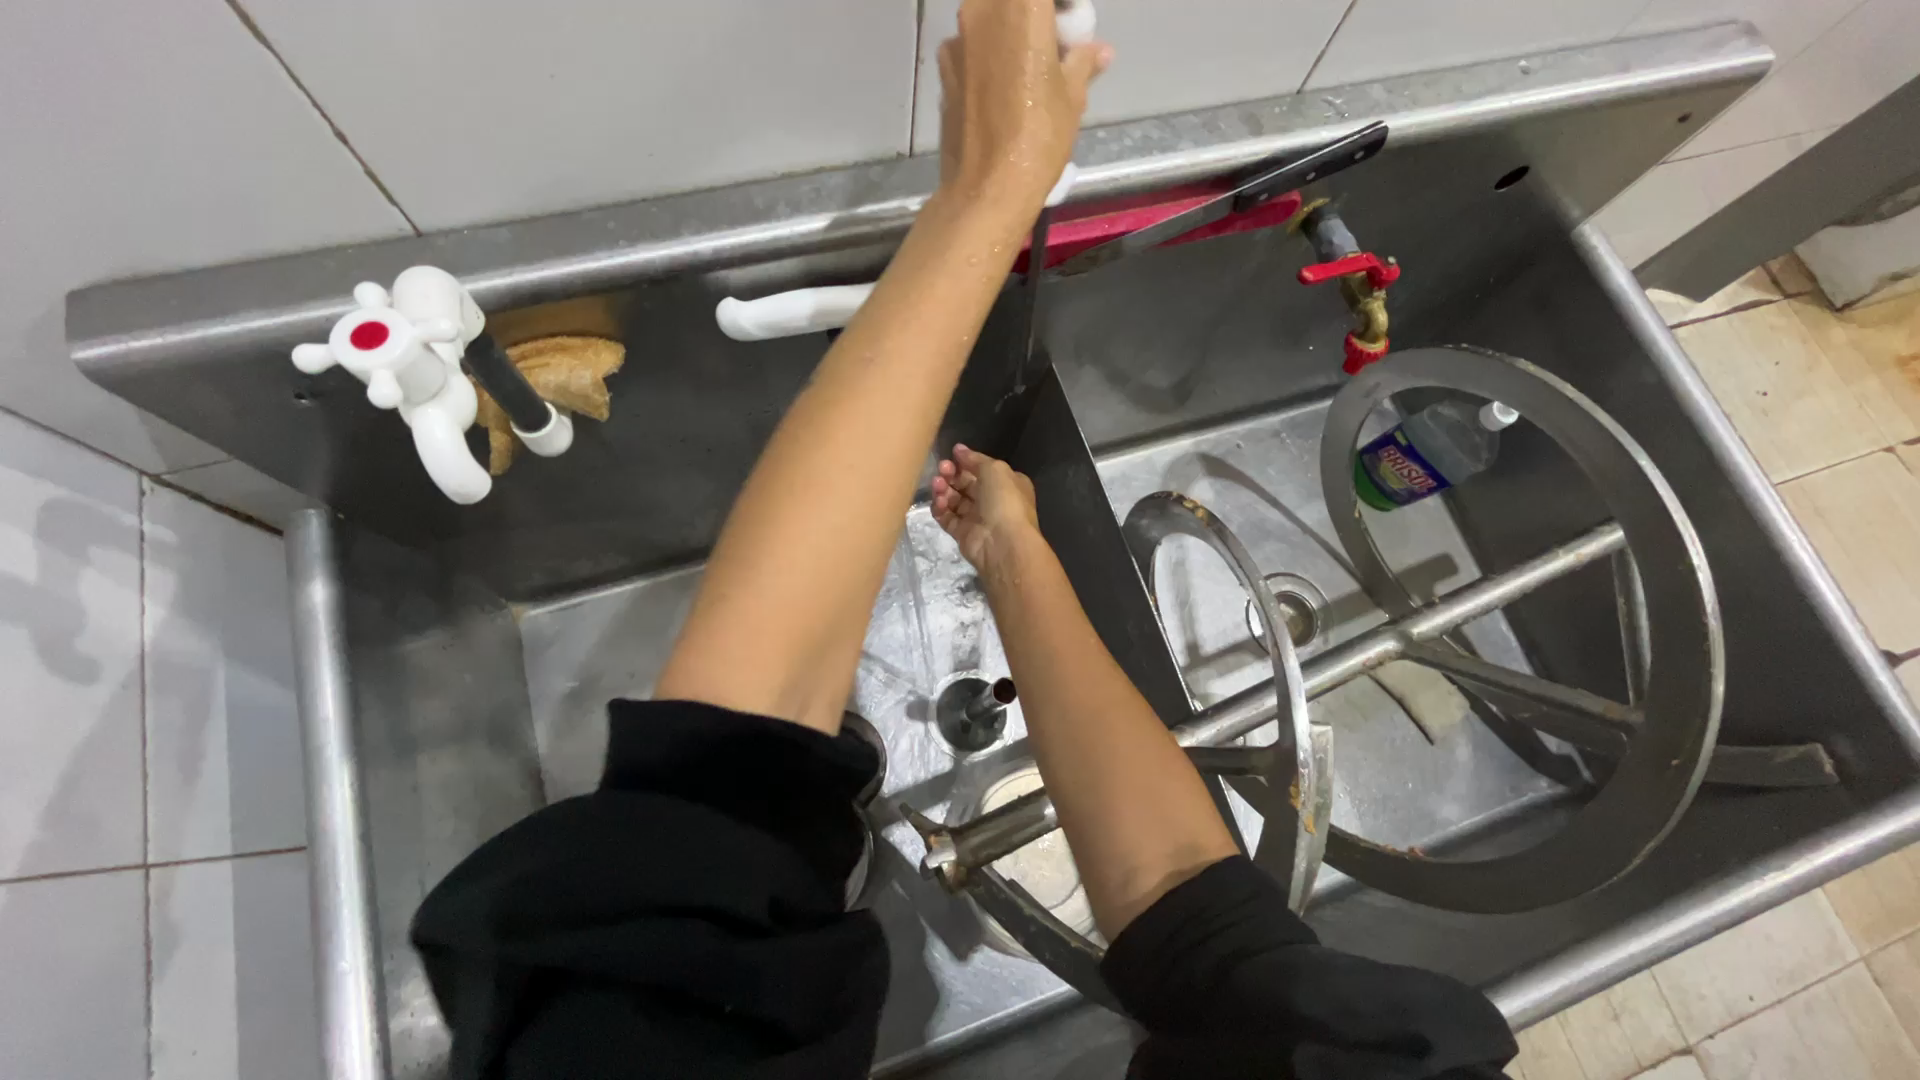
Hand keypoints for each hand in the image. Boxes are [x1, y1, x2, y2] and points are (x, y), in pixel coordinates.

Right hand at [933, 444, 1041, 574]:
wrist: (1003, 543)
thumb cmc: (1005, 501)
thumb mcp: (995, 469)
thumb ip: (975, 459)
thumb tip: (958, 449)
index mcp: (1007, 484)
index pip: (982, 470)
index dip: (966, 462)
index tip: (951, 456)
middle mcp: (993, 501)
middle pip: (966, 484)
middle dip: (952, 475)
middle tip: (942, 469)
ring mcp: (977, 518)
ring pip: (954, 500)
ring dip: (943, 490)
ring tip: (937, 484)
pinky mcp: (963, 534)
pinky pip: (948, 518)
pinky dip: (941, 509)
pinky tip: (939, 502)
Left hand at [937, 0, 1112, 209]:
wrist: (986, 192)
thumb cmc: (1037, 139)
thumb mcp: (1072, 98)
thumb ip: (1083, 62)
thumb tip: (1099, 52)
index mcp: (1021, 6)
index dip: (1060, 7)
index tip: (1070, 25)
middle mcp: (981, 10)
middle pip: (1012, 1)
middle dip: (1036, 15)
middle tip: (1055, 46)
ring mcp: (956, 41)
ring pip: (989, 19)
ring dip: (1011, 34)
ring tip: (1030, 74)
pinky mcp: (942, 72)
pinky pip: (972, 49)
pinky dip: (989, 58)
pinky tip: (1002, 94)